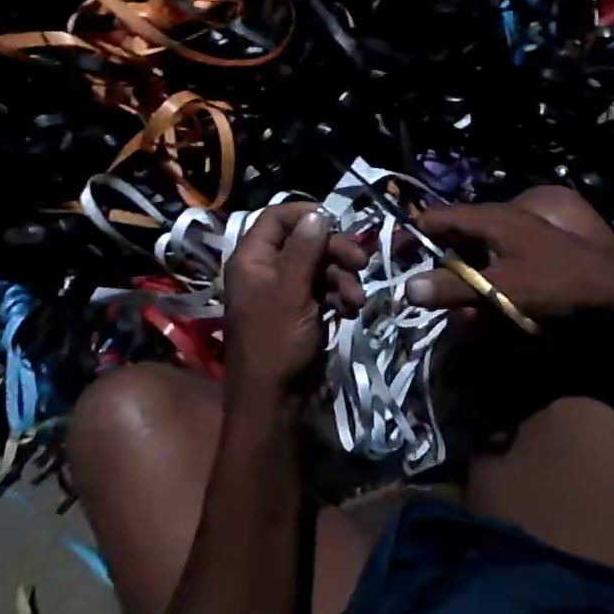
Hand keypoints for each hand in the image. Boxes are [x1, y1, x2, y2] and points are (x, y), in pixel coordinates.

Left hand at [223, 203, 369, 394]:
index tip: (337, 221)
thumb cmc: (276, 341)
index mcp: (251, 259)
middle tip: (361, 263)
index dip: (306, 215)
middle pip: (303, 242)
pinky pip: (321, 292)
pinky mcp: (298, 312)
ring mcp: (282, 292)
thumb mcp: (291, 291)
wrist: (272, 399)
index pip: (276, 218)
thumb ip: (304, 250)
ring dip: (342, 279)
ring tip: (356, 302)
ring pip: (317, 268)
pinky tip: (349, 312)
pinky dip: (338, 297)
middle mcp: (264, 270)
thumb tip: (317, 214)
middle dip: (335, 252)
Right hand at [401, 203, 613, 318]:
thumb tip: (407, 289)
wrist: (613, 290)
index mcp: (491, 217)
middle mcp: (503, 216)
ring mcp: (520, 228)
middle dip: (434, 253)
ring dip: (458, 263)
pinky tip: (483, 290)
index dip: (411, 232)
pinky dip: (480, 268)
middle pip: (454, 229)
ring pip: (474, 241)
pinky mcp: (533, 244)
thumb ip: (452, 288)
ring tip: (450, 289)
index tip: (393, 254)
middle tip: (421, 279)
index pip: (436, 216)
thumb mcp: (498, 289)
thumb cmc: (554, 284)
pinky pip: (493, 251)